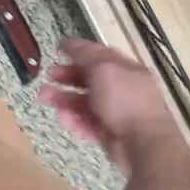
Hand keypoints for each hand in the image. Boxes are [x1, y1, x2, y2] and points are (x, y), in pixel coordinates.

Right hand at [38, 39, 179, 171]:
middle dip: (67, 76)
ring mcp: (118, 113)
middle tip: (49, 76)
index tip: (58, 49)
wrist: (144, 147)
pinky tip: (65, 119)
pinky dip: (75, 120)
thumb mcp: (102, 69)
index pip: (100, 55)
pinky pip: (88, 122)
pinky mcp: (111, 133)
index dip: (79, 50)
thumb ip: (83, 54)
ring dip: (64, 98)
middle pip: (90, 78)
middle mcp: (124, 90)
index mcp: (127, 71)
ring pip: (85, 101)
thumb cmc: (125, 101)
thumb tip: (67, 42)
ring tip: (45, 98)